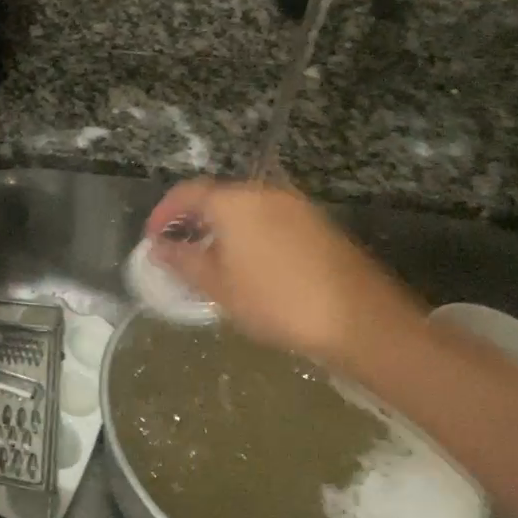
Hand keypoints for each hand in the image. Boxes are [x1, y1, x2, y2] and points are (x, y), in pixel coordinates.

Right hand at [146, 179, 425, 364]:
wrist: (365, 323)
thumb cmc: (278, 301)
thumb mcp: (217, 286)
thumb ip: (182, 261)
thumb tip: (158, 248)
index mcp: (233, 201)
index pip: (186, 194)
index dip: (163, 214)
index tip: (153, 239)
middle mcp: (265, 193)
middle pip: (218, 198)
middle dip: (194, 220)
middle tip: (180, 248)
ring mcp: (298, 208)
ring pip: (247, 210)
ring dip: (224, 229)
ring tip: (213, 261)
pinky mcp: (321, 227)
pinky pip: (272, 222)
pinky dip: (252, 236)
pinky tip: (252, 267)